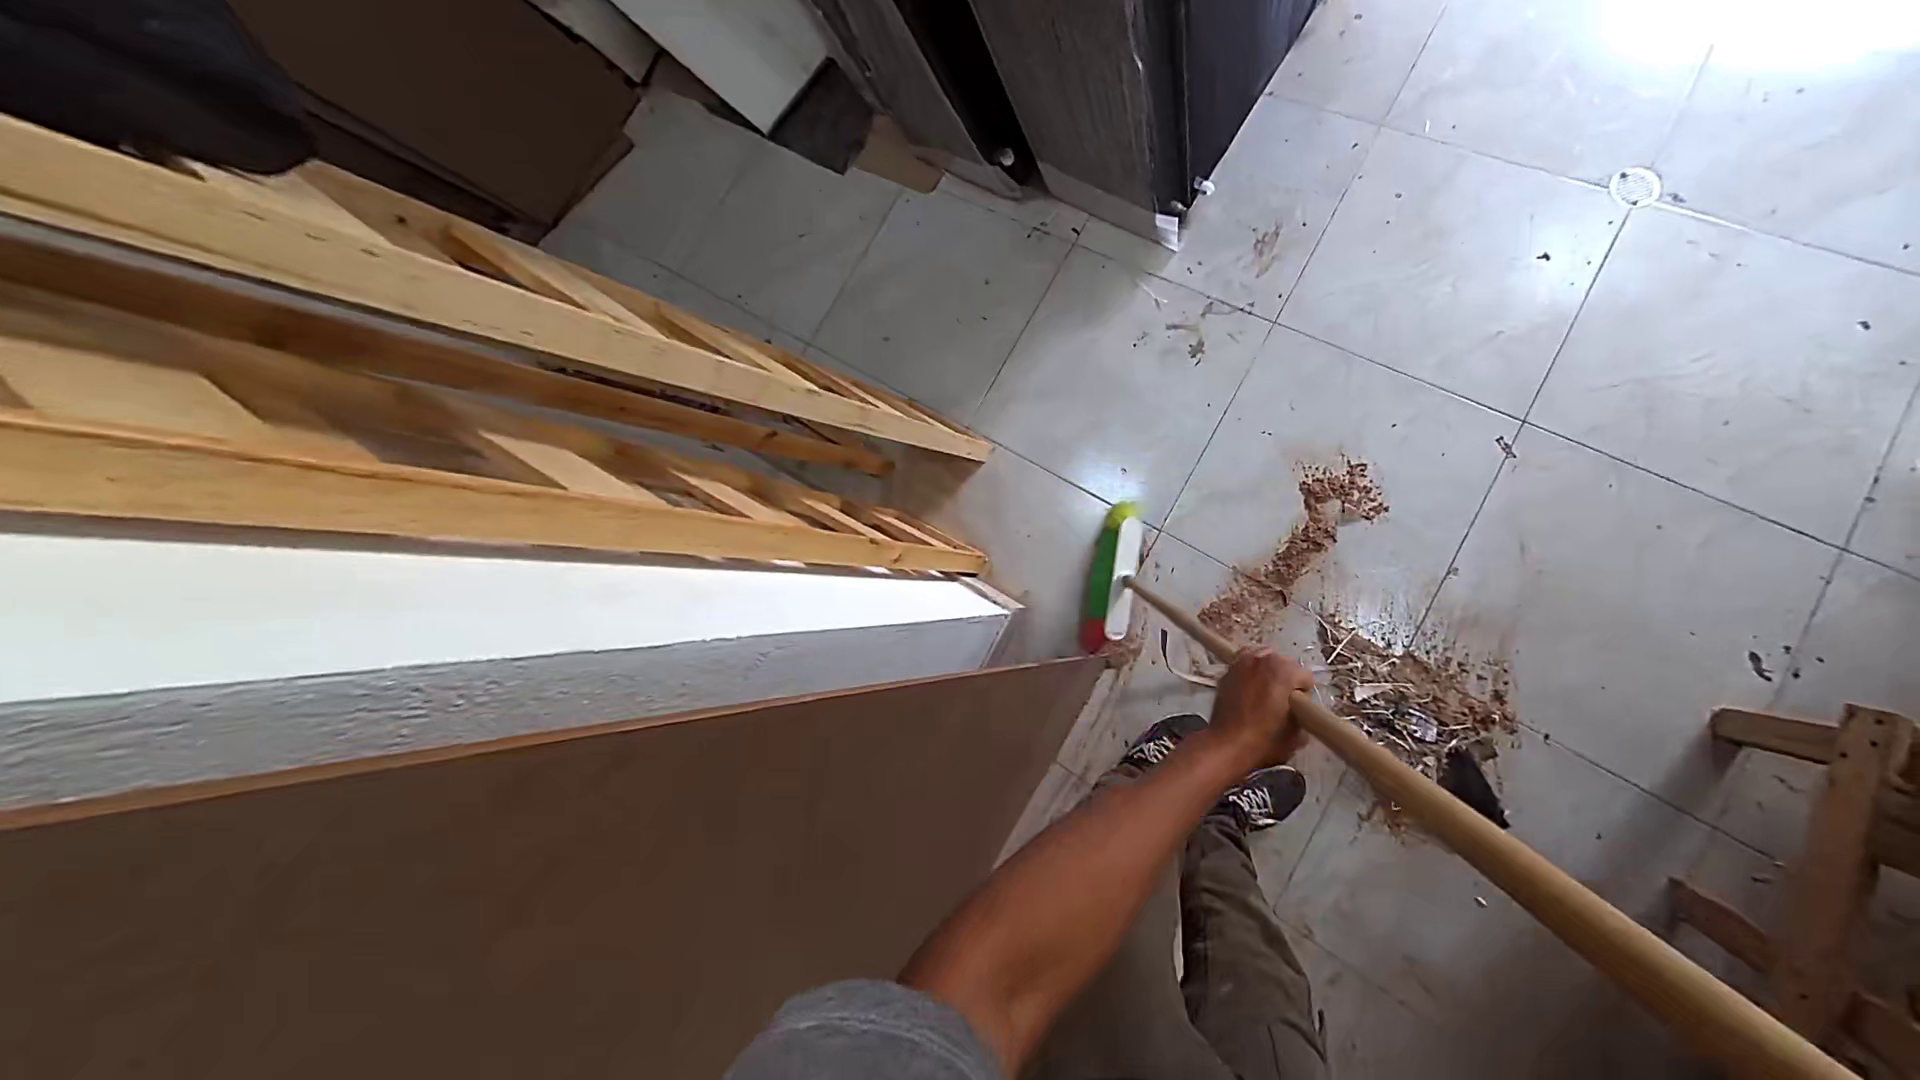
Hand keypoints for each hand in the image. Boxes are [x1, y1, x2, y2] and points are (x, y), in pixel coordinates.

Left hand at [1210, 648, 1313, 767]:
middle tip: (1283, 698)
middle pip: (1285, 663)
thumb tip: (1300, 714)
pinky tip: (1250, 684)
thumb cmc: (1265, 739)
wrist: (1228, 741)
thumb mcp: (1296, 733)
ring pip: (1264, 657)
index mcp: (1284, 672)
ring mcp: (1242, 662)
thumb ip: (1303, 717)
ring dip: (1269, 670)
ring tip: (1266, 689)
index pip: (1305, 675)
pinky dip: (1250, 669)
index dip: (1304, 692)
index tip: (1298, 706)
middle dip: (1288, 678)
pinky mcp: (1228, 670)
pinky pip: (1244, 661)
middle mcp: (1263, 660)